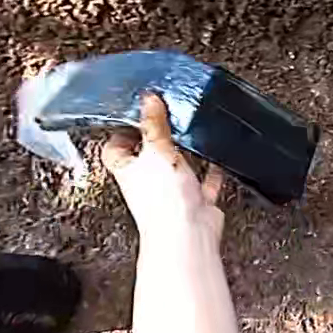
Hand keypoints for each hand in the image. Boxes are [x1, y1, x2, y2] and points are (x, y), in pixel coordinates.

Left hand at [103, 93, 225, 248]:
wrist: (189, 233)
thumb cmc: (163, 201)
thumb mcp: (156, 151)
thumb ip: (154, 125)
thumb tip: (148, 99)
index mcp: (128, 170)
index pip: (116, 145)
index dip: (123, 129)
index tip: (136, 112)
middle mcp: (147, 182)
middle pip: (147, 155)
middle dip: (157, 138)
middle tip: (166, 118)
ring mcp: (172, 192)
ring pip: (176, 168)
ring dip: (183, 153)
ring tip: (191, 133)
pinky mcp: (196, 200)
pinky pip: (204, 182)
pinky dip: (211, 171)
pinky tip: (216, 159)